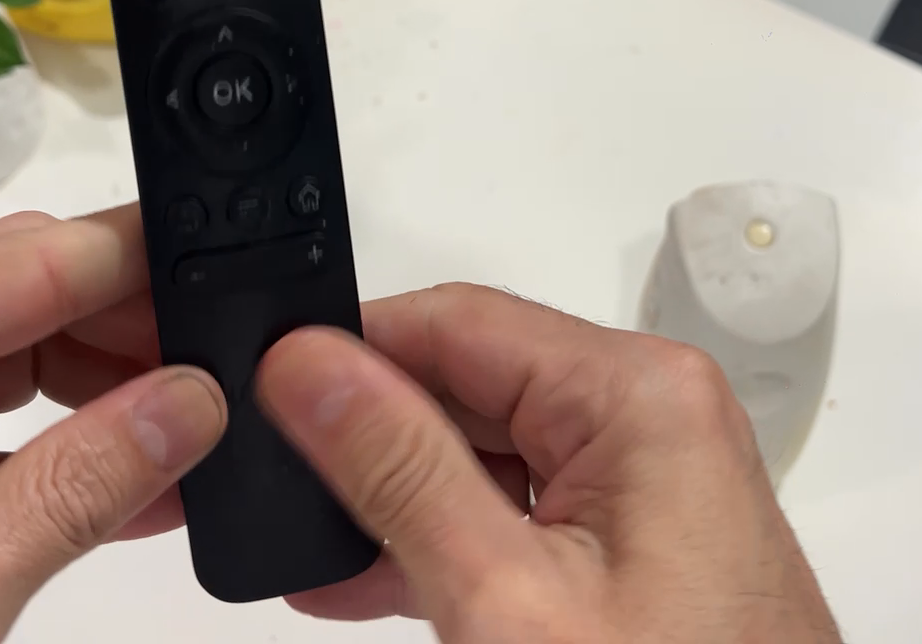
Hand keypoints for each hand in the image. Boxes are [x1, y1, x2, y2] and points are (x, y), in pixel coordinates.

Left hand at [0, 208, 226, 643]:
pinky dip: (83, 431)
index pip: (22, 264)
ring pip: (33, 337)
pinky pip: (13, 402)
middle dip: (134, 322)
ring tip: (196, 423)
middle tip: (225, 363)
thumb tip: (201, 396)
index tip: (234, 271)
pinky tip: (150, 470)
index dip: (136, 263)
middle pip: (31, 286)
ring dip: (120, 377)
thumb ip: (79, 486)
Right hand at [256, 283, 840, 642]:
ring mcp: (643, 469)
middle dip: (376, 432)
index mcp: (637, 392)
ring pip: (486, 444)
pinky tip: (374, 574)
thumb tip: (307, 364)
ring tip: (313, 544)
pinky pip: (519, 499)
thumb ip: (399, 468)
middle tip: (283, 476)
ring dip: (401, 493)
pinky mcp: (632, 526)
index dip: (360, 344)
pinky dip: (450, 533)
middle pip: (474, 380)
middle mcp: (648, 409)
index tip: (274, 381)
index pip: (462, 320)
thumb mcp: (505, 602)